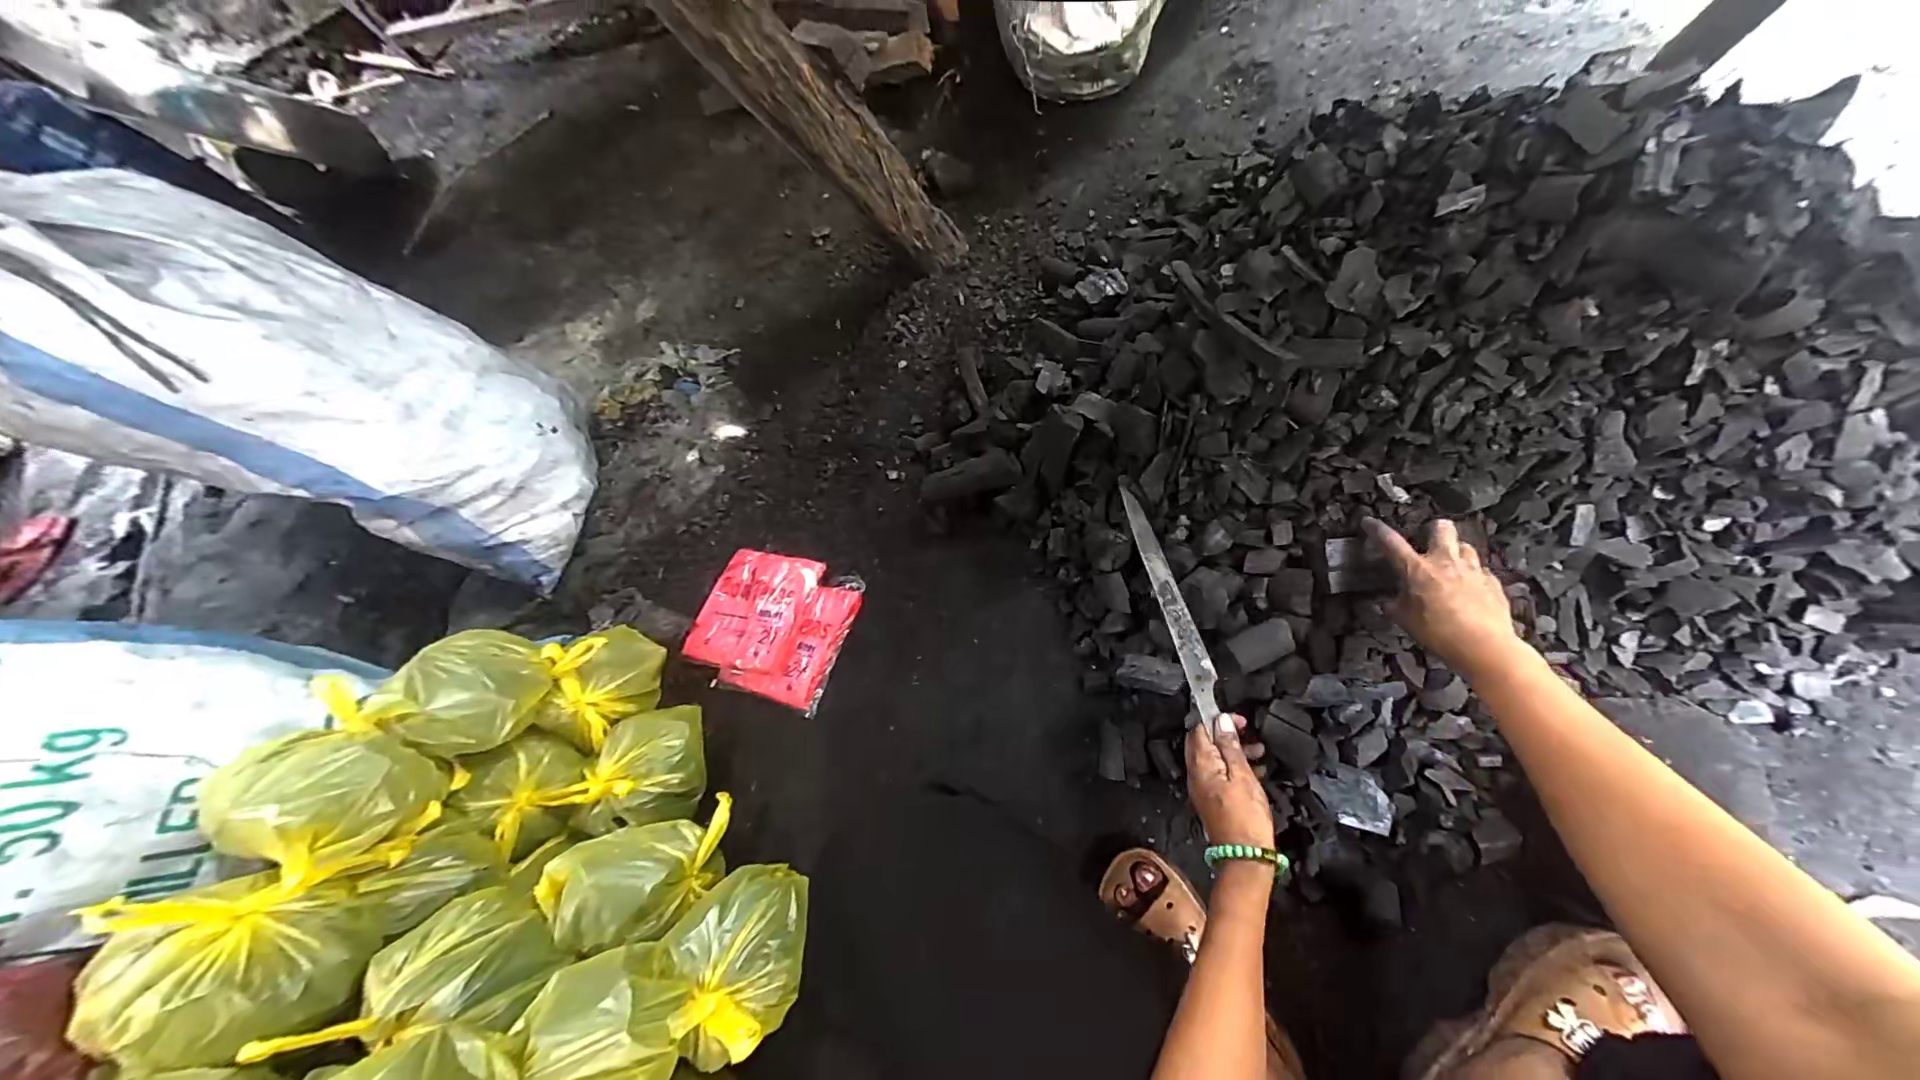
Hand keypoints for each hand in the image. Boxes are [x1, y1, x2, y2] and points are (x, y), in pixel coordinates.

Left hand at [1186, 714, 1274, 849]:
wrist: (1245, 856)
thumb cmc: (1246, 816)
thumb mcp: (1243, 776)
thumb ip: (1230, 747)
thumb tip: (1221, 720)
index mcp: (1200, 765)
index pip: (1199, 730)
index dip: (1218, 720)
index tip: (1240, 721)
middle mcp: (1195, 773)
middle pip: (1204, 743)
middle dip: (1226, 734)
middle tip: (1249, 734)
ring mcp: (1202, 787)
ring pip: (1214, 758)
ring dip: (1233, 750)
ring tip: (1259, 752)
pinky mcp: (1212, 798)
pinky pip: (1219, 774)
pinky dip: (1234, 767)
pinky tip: (1256, 770)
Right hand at [1364, 517, 1526, 679]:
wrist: (1484, 646)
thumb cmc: (1438, 633)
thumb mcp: (1405, 620)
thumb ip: (1396, 605)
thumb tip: (1391, 603)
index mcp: (1417, 570)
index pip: (1390, 542)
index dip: (1376, 529)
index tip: (1368, 522)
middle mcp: (1445, 562)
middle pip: (1441, 528)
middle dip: (1433, 529)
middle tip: (1428, 540)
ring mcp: (1473, 570)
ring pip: (1464, 546)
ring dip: (1455, 552)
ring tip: (1450, 566)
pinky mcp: (1492, 582)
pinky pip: (1480, 570)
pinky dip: (1472, 575)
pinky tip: (1468, 590)